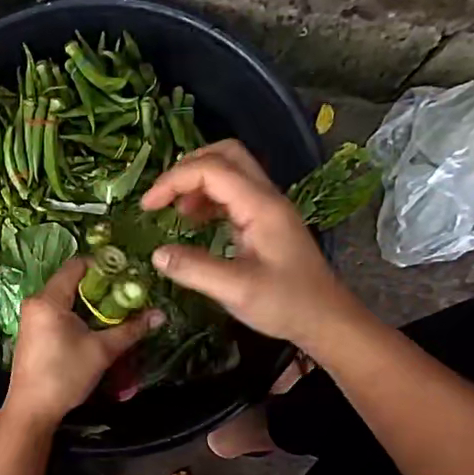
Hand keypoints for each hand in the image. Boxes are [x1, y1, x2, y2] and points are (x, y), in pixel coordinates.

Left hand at [2, 258, 161, 428]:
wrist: (32, 411)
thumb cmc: (64, 376)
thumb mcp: (102, 350)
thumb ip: (131, 329)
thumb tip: (160, 314)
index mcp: (49, 300)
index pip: (77, 265)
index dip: (104, 267)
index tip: (128, 277)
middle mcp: (36, 302)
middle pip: (73, 281)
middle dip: (102, 287)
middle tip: (128, 296)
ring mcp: (32, 318)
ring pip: (67, 298)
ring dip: (92, 303)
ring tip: (118, 312)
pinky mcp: (33, 332)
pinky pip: (60, 312)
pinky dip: (79, 315)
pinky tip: (97, 328)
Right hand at [142, 141, 363, 347]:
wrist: (326, 319)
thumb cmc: (287, 304)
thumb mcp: (237, 291)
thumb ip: (195, 270)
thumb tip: (157, 254)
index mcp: (260, 206)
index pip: (211, 169)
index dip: (174, 180)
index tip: (147, 206)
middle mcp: (266, 197)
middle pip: (225, 155)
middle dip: (187, 168)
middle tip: (162, 197)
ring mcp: (269, 208)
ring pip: (230, 172)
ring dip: (198, 183)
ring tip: (174, 212)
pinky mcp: (267, 223)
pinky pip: (235, 195)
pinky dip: (209, 200)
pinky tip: (195, 224)